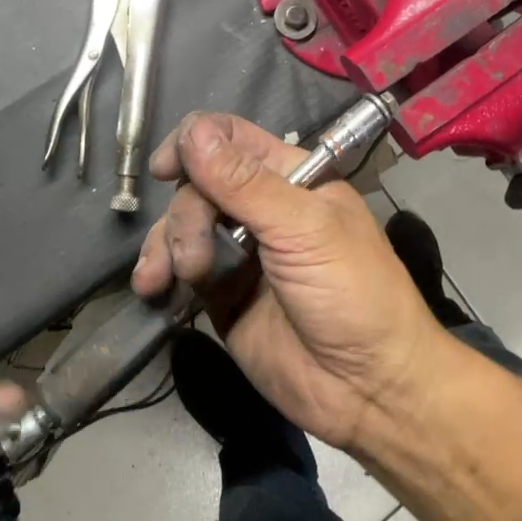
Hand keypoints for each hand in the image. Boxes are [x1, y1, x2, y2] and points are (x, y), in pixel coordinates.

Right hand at [129, 112, 444, 448]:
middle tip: (196, 257)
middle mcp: (261, 206)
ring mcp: (239, 250)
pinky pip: (179, 266)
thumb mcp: (305, 229)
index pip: (231, 137)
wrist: (370, 390)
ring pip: (182, 223)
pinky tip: (152, 288)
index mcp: (291, 176)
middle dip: (186, 215)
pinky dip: (159, 271)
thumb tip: (193, 131)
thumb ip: (244, 183)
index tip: (166, 167)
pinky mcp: (221, 292)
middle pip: (198, 183)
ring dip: (166, 244)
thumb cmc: (354, 293)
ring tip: (166, 279)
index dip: (194, 142)